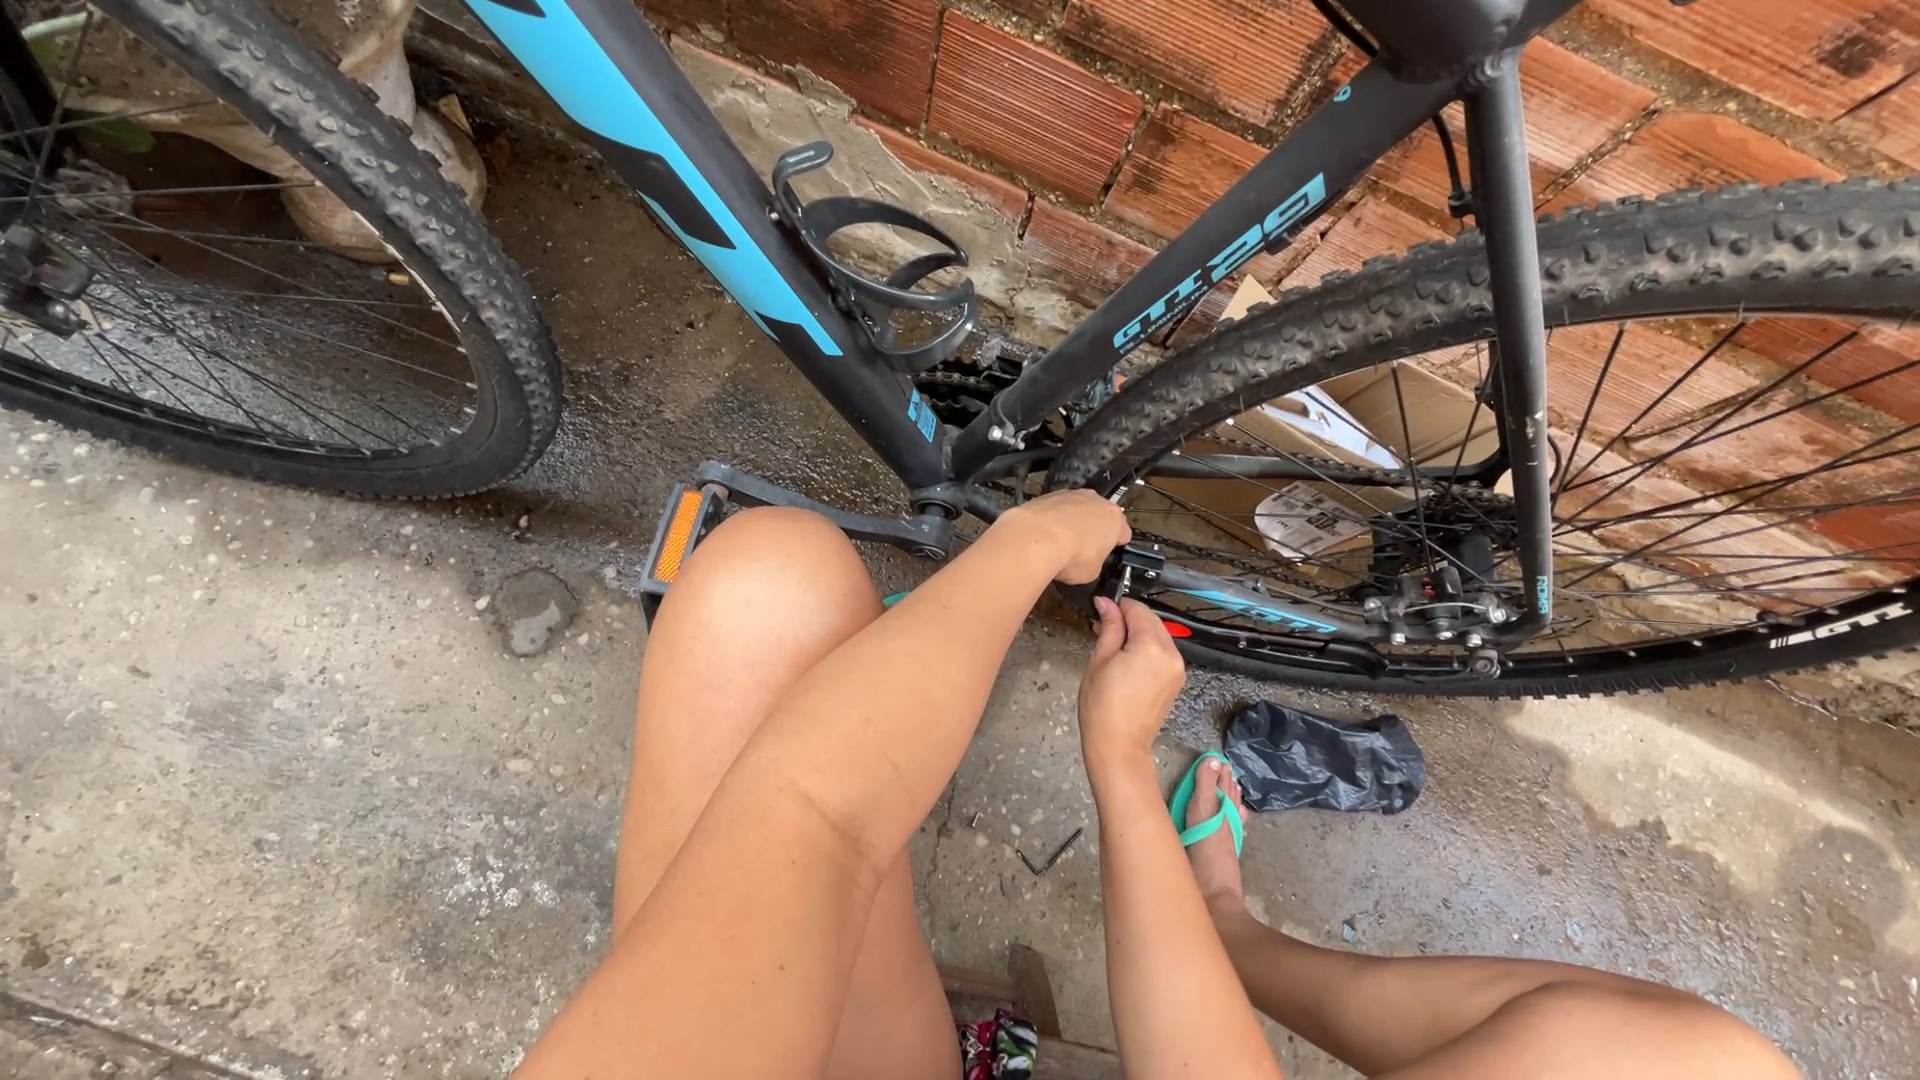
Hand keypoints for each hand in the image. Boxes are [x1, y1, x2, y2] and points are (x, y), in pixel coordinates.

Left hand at [994, 489, 1130, 584]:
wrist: (1037, 539)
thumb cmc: (1071, 555)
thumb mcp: (1092, 572)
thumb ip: (1095, 563)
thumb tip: (1087, 563)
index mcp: (1114, 518)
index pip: (1122, 532)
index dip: (1115, 545)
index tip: (1108, 553)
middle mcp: (1094, 501)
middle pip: (1098, 516)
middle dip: (1092, 530)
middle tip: (1082, 550)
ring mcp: (1069, 495)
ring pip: (1075, 509)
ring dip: (1070, 523)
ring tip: (1059, 544)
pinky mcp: (1046, 495)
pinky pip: (1053, 509)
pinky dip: (1050, 520)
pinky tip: (1043, 537)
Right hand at [1079, 597, 1185, 764]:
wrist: (1118, 745)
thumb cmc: (1103, 706)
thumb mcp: (1100, 659)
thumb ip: (1109, 627)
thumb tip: (1106, 604)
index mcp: (1152, 646)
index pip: (1138, 610)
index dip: (1118, 606)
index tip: (1101, 610)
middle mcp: (1171, 654)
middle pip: (1152, 620)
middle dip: (1129, 619)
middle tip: (1103, 628)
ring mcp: (1177, 669)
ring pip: (1158, 636)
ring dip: (1138, 634)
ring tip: (1112, 646)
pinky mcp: (1175, 681)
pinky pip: (1162, 654)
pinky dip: (1147, 649)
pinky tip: (1126, 659)